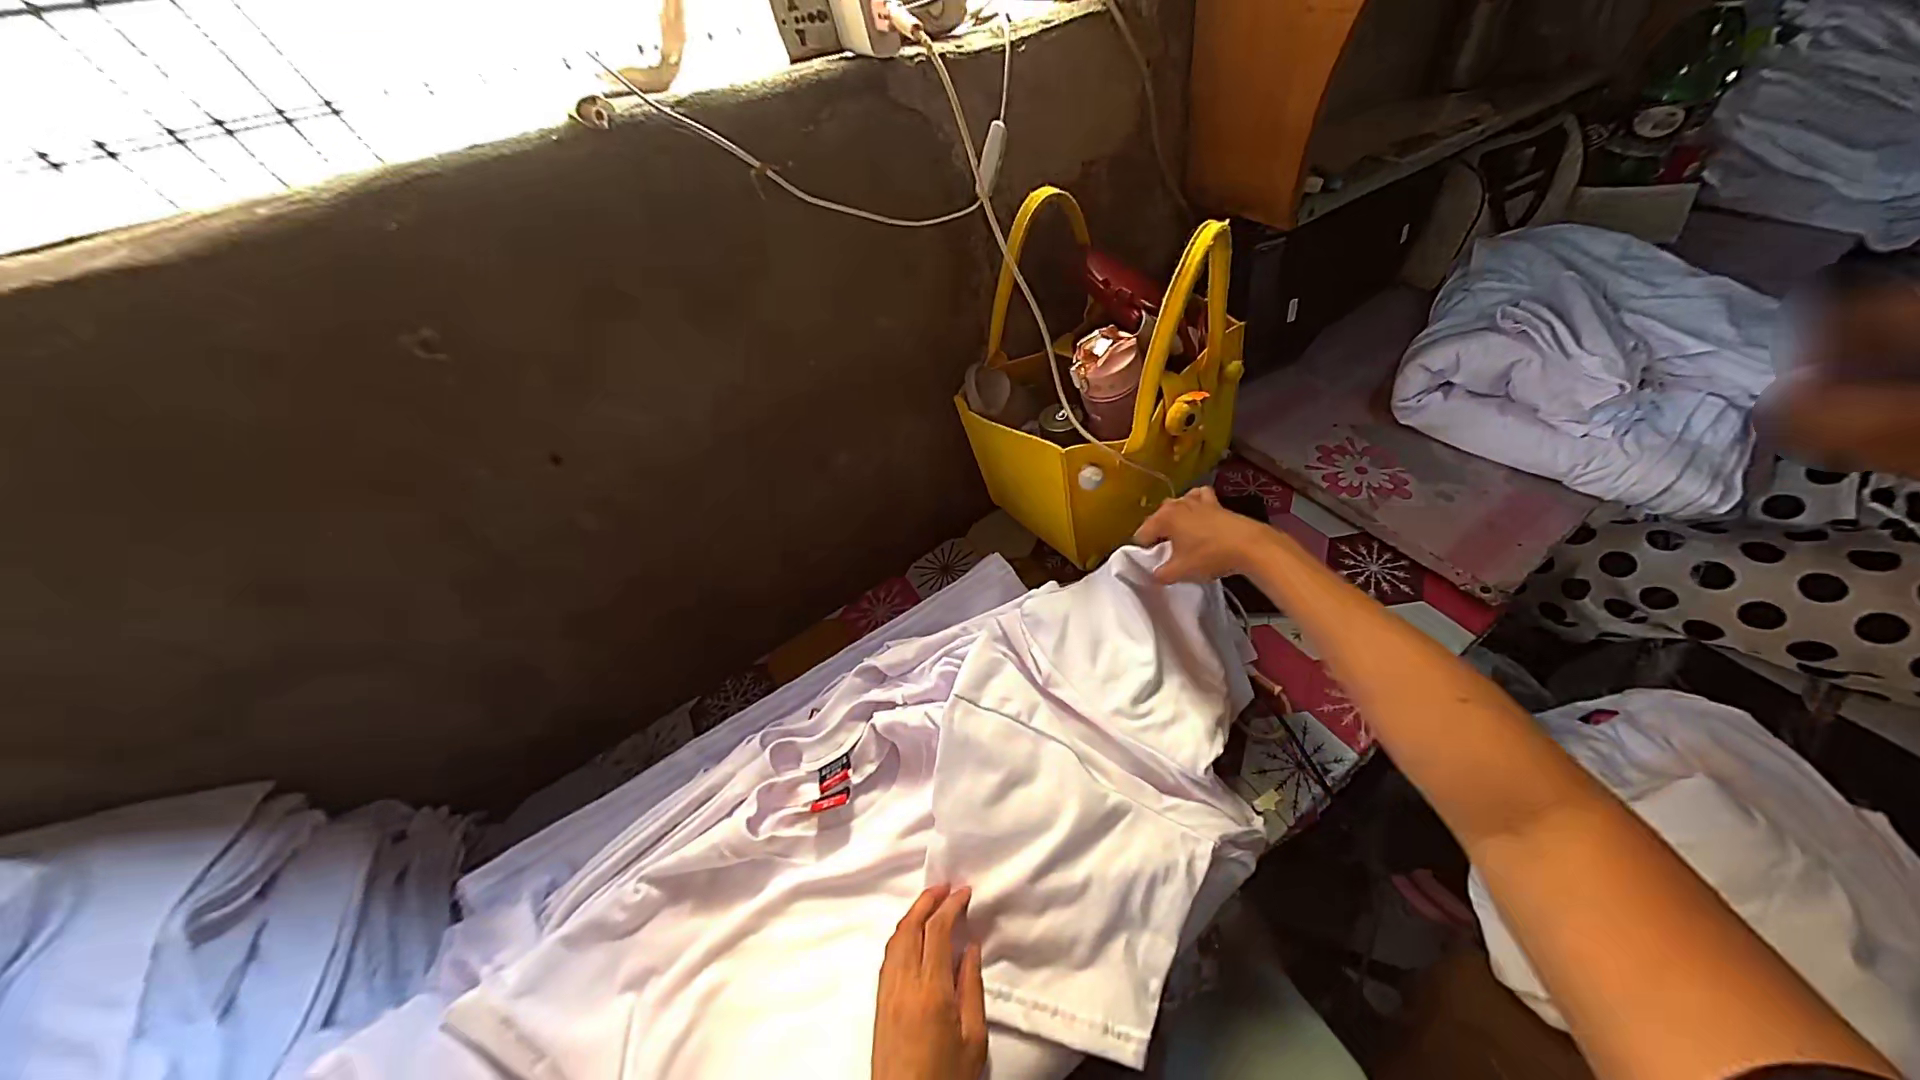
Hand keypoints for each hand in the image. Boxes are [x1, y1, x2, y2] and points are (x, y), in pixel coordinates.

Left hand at [872, 886, 986, 1079]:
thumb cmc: (947, 1078)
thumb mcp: (973, 1038)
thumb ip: (971, 987)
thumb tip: (970, 946)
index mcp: (931, 990)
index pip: (937, 930)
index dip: (951, 905)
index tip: (965, 892)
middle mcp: (903, 984)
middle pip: (911, 925)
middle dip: (928, 900)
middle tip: (947, 886)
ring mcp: (887, 991)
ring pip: (896, 937)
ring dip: (914, 913)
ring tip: (932, 902)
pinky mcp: (879, 1002)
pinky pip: (889, 954)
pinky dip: (903, 933)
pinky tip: (915, 933)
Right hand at [1134, 486, 1276, 583]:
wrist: (1249, 546)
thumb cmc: (1209, 556)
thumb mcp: (1180, 572)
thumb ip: (1161, 574)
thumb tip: (1154, 575)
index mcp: (1164, 518)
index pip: (1142, 533)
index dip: (1143, 549)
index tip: (1151, 561)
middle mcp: (1177, 505)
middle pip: (1158, 517)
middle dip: (1158, 532)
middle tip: (1165, 551)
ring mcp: (1197, 501)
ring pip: (1178, 504)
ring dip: (1175, 516)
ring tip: (1180, 533)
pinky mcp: (1216, 503)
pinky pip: (1199, 498)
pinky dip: (1196, 503)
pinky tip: (1199, 515)